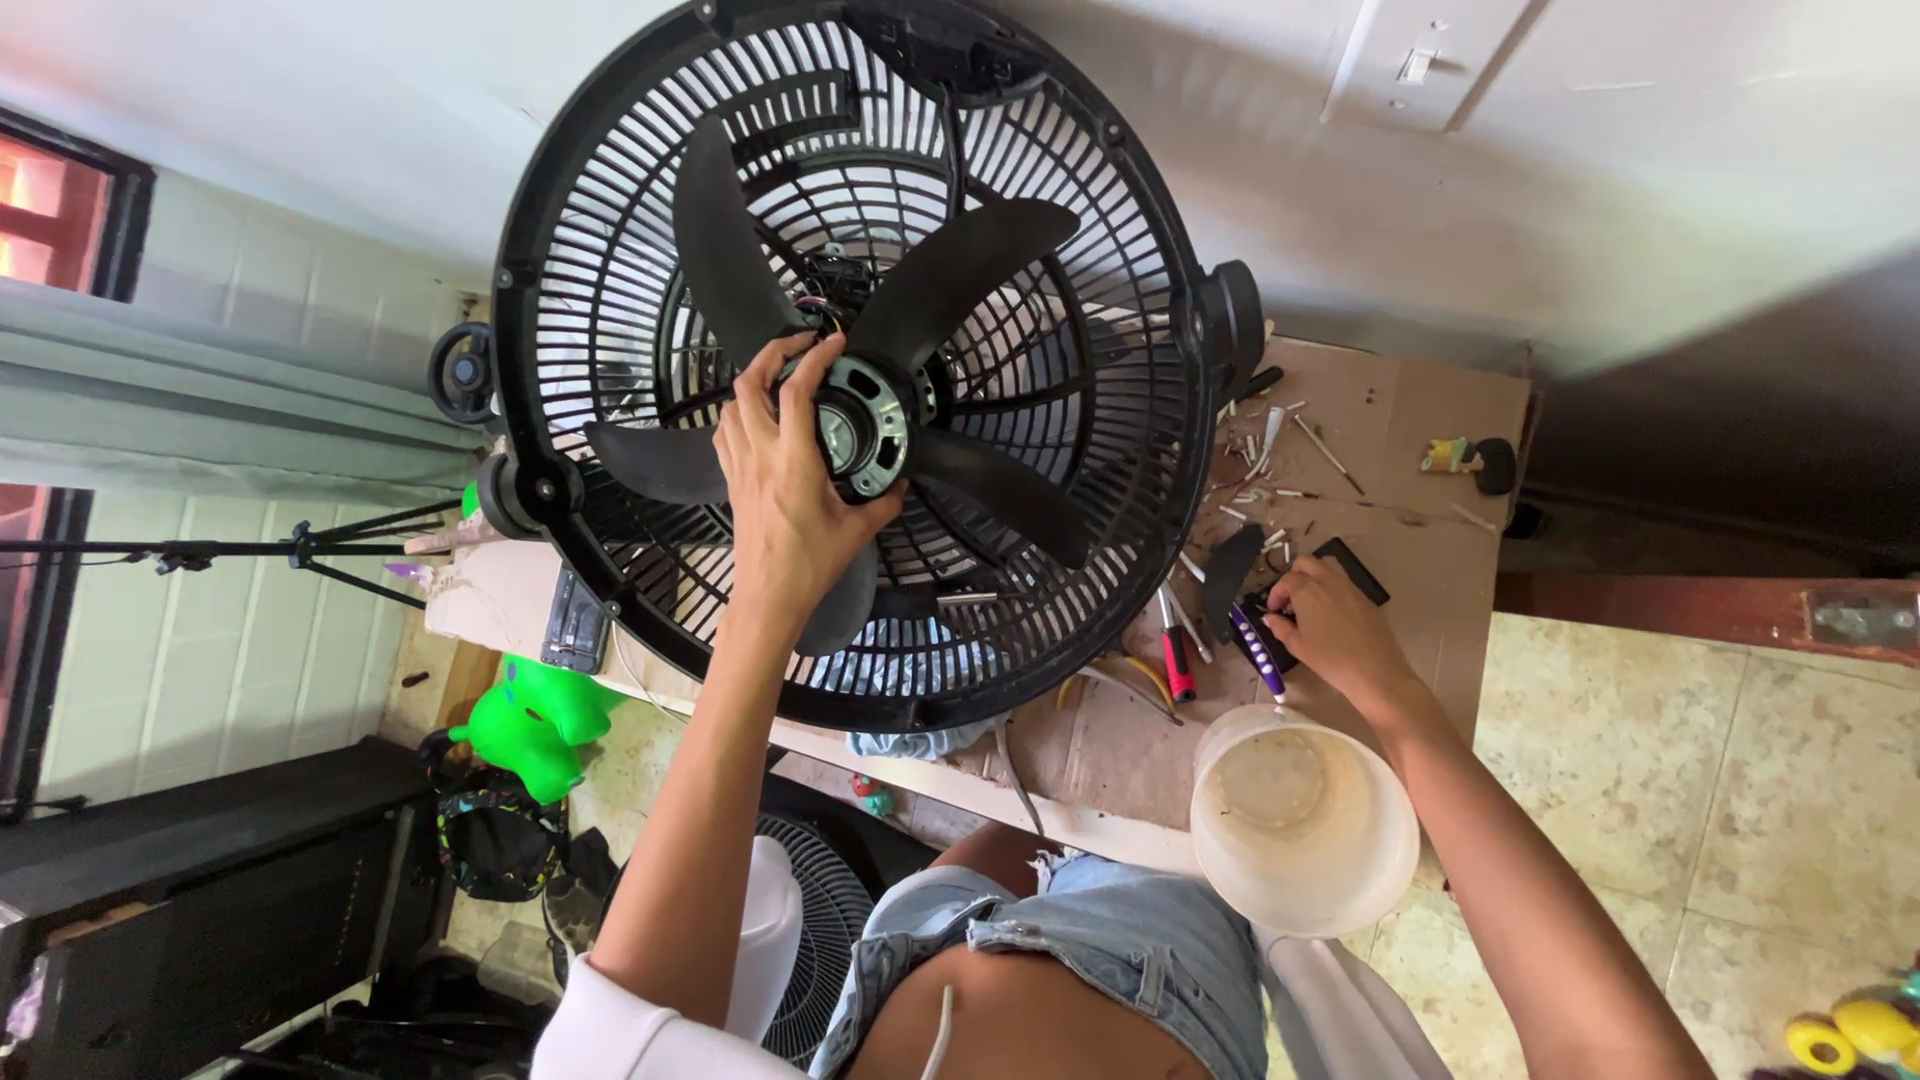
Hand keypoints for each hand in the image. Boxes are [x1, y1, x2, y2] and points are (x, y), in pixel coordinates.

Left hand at [715, 332, 903, 643]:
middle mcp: (761, 455)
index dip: (816, 357)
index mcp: (794, 461)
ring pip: (731, 403)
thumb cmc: (809, 564)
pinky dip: (738, 410)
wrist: (769, 595)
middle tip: (800, 346)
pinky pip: (724, 431)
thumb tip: (899, 485)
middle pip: (749, 383)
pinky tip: (756, 416)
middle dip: (772, 352)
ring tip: (778, 375)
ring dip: (752, 379)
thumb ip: (884, 502)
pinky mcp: (731, 480)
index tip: (834, 343)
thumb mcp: (857, 530)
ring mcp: (740, 466)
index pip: (798, 391)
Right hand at [1263, 554, 1423, 714]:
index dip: (1276, 594)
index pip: (1285, 580)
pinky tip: (1331, 610)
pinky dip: (1332, 586)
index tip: (1274, 610)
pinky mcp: (1365, 597)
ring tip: (1311, 596)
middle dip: (1293, 575)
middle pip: (1306, 562)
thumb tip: (1270, 618)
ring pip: (1328, 564)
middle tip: (1291, 598)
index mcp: (1306, 591)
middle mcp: (1327, 581)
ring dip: (1314, 573)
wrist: (1375, 670)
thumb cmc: (1330, 659)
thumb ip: (1280, 627)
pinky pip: (1344, 581)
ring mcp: (1350, 587)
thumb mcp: (1297, 646)